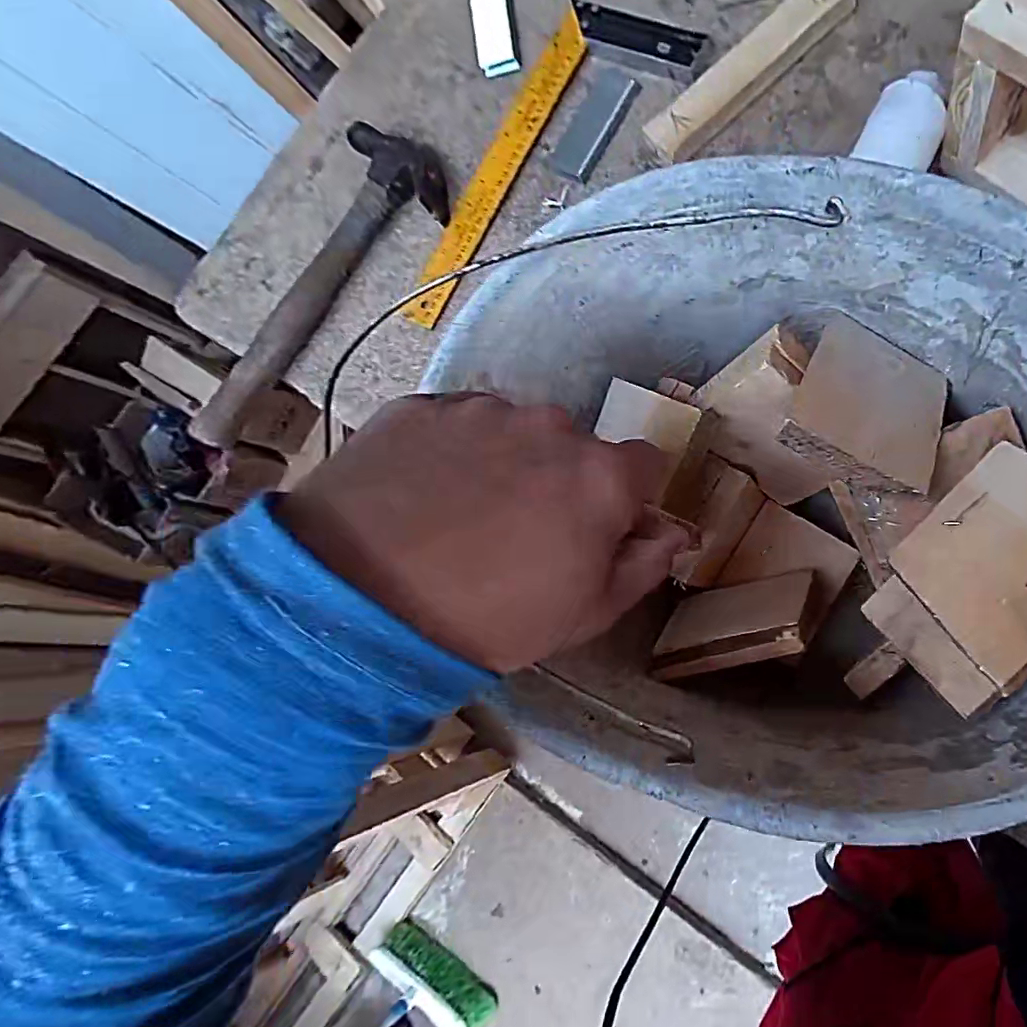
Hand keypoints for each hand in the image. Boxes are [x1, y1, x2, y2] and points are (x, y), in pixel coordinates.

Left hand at [276, 392, 692, 670]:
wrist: (353, 608)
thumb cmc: (493, 618)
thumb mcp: (591, 611)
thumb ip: (646, 563)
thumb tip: (674, 533)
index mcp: (603, 476)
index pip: (647, 462)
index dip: (630, 495)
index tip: (605, 524)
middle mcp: (552, 428)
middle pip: (580, 447)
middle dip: (568, 479)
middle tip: (529, 527)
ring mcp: (482, 412)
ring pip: (519, 432)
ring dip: (512, 461)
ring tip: (469, 512)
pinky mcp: (419, 409)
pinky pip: (460, 424)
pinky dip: (456, 452)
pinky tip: (428, 495)